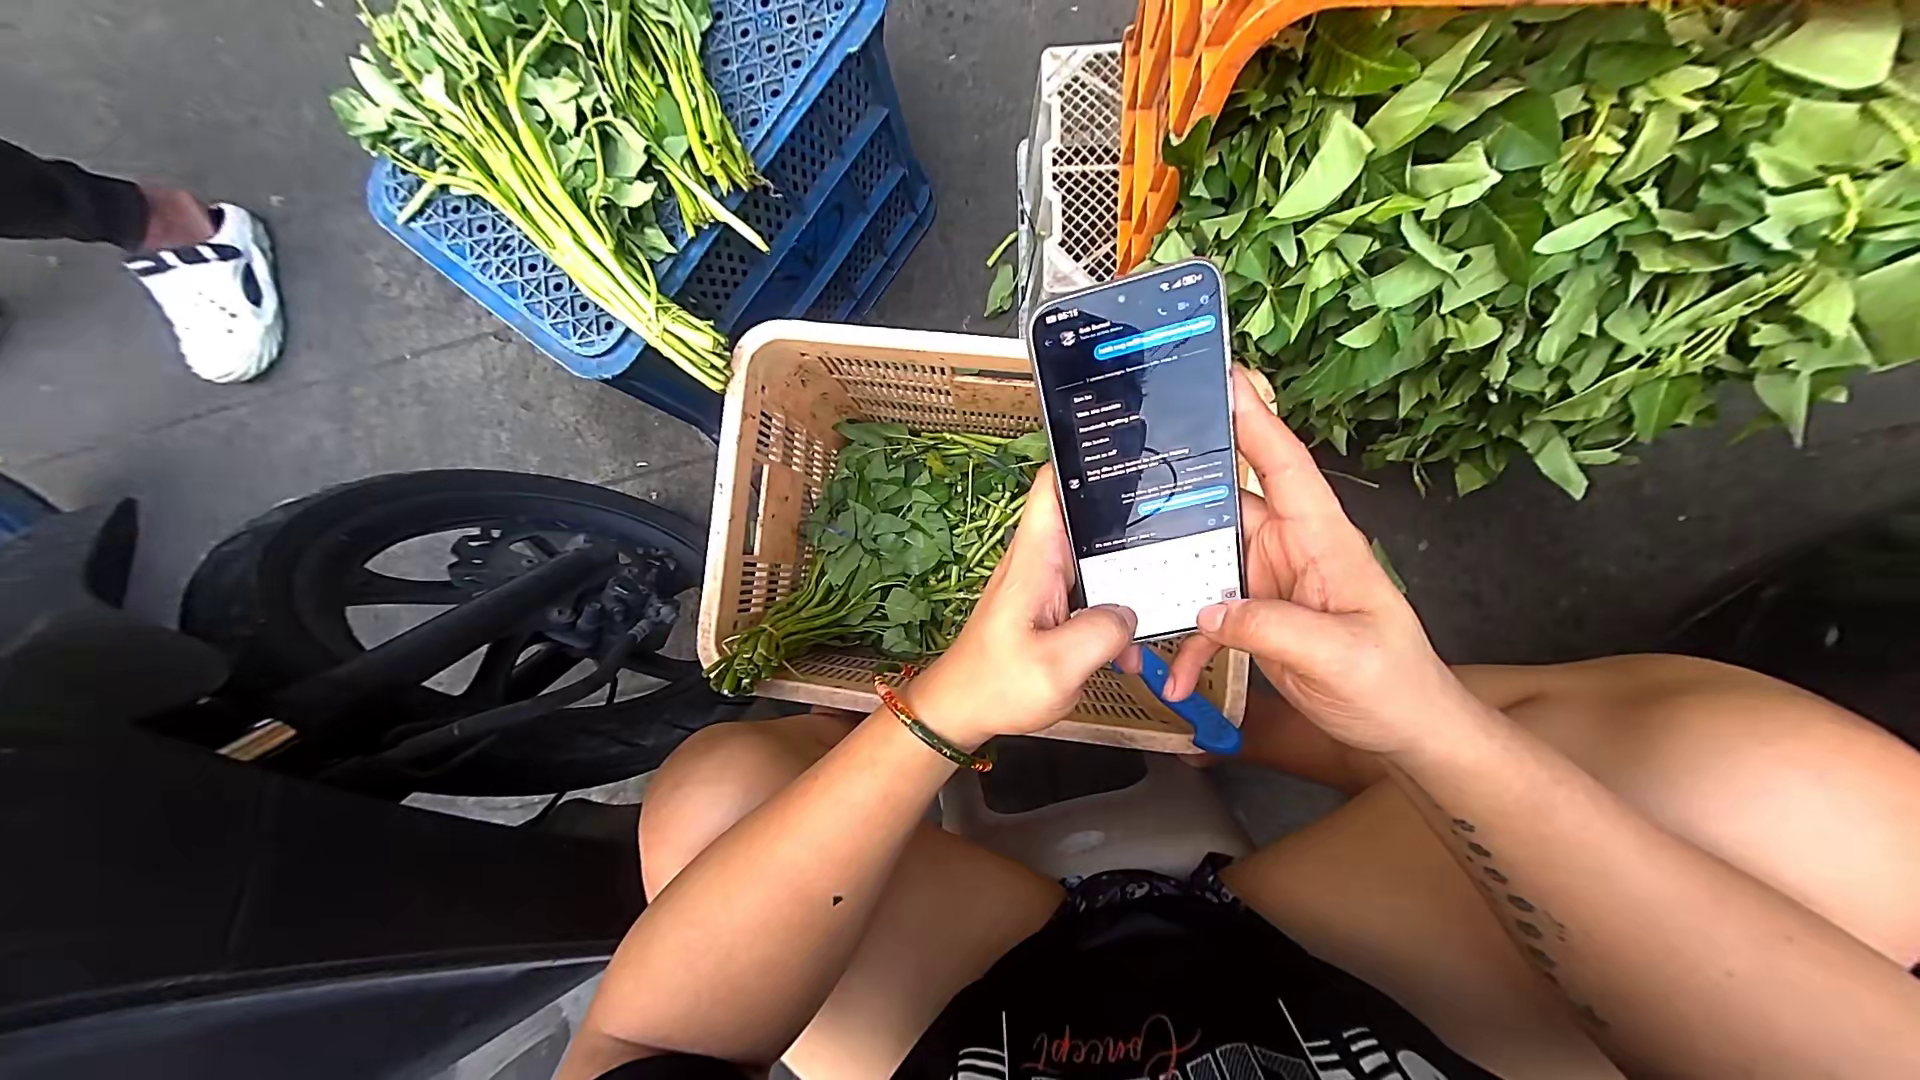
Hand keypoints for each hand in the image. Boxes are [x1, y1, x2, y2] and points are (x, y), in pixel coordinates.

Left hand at [906, 465, 1139, 747]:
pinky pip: (1089, 595)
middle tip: (1175, 533)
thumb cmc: (996, 685)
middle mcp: (1039, 562)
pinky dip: (1110, 616)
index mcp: (1035, 559)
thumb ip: (1103, 631)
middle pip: (1086, 521)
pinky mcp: (1049, 607)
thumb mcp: (1059, 665)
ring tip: (1156, 609)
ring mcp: (1045, 584)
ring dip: (1125, 584)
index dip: (1083, 461)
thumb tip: (1130, 611)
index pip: (1052, 486)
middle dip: (1128, 526)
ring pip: (1095, 563)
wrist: (960, 711)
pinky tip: (1125, 649)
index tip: (1127, 454)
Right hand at [1163, 368, 1476, 755]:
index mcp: (1321, 539)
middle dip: (1181, 492)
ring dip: (1171, 578)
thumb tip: (1207, 612)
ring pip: (1204, 557)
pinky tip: (1175, 674)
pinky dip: (1188, 642)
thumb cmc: (1392, 685)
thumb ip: (1271, 629)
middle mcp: (1288, 548)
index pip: (1285, 467)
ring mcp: (1266, 579)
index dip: (1255, 420)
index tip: (1223, 379)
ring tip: (1133, 590)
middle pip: (1227, 504)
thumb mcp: (1339, 657)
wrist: (1401, 728)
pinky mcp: (1251, 611)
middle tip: (1131, 475)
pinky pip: (1206, 613)